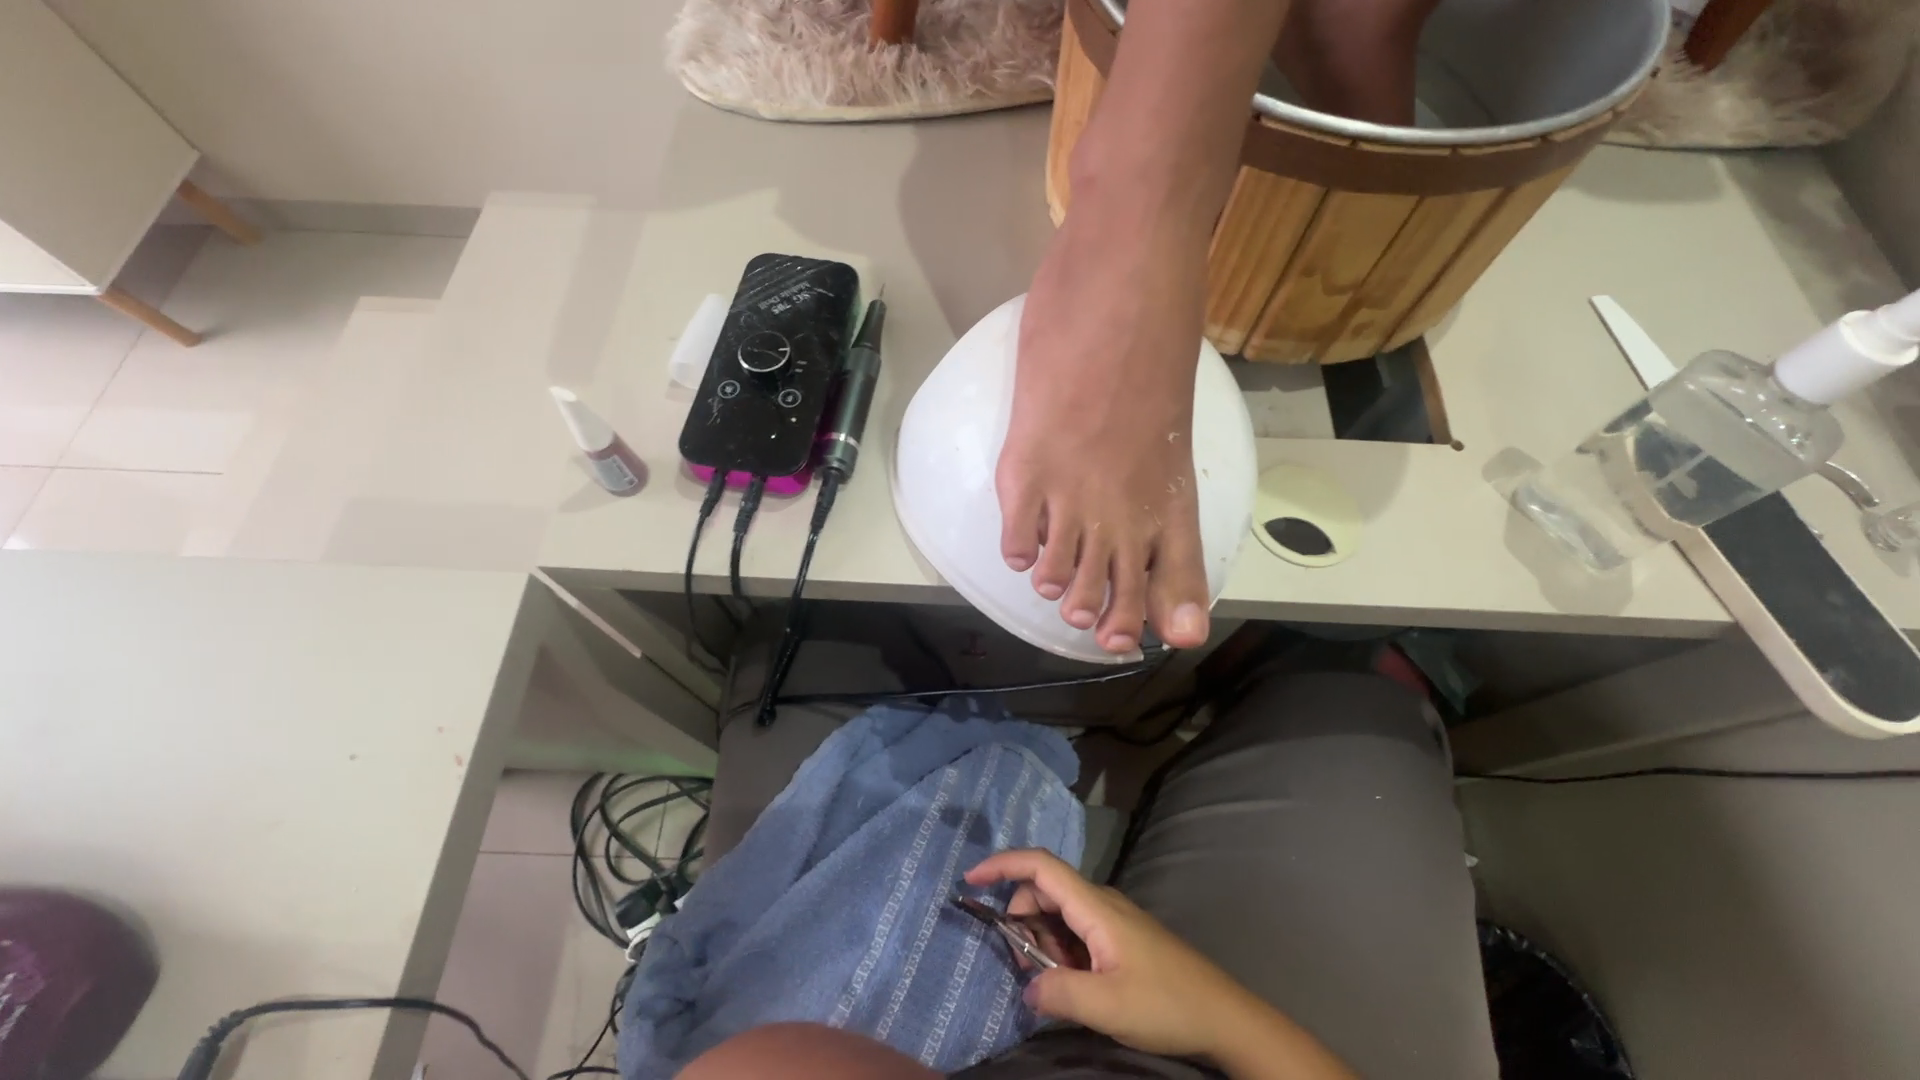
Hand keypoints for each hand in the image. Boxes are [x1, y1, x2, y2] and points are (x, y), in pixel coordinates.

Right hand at [964, 849, 1260, 1059]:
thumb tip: (1027, 986)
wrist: (1224, 1016)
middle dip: (1021, 921)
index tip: (971, 880)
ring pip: (1059, 914)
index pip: (1041, 865)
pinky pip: (1076, 931)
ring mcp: (1112, 918)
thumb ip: (1057, 992)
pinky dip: (1061, 951)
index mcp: (1096, 907)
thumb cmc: (1167, 1004)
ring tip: (1054, 984)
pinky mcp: (1120, 936)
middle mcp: (1101, 902)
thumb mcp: (1106, 1006)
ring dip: (1042, 942)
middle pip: (1044, 890)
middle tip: (1024, 968)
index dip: (1002, 864)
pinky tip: (1073, 985)